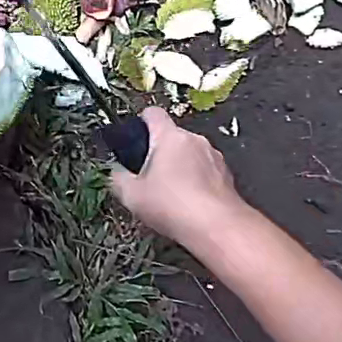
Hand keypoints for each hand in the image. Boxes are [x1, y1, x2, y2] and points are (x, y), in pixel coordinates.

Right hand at [108, 107, 249, 249]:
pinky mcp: (226, 175)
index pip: (153, 113)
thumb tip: (115, 173)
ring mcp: (213, 156)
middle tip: (147, 176)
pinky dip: (196, 180)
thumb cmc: (174, 206)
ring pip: (190, 153)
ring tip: (169, 194)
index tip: (135, 138)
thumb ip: (118, 178)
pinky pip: (205, 170)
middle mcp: (194, 140)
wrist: (217, 228)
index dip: (140, 122)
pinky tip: (188, 203)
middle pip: (171, 136)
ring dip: (179, 166)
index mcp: (169, 137)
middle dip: (159, 152)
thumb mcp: (132, 195)